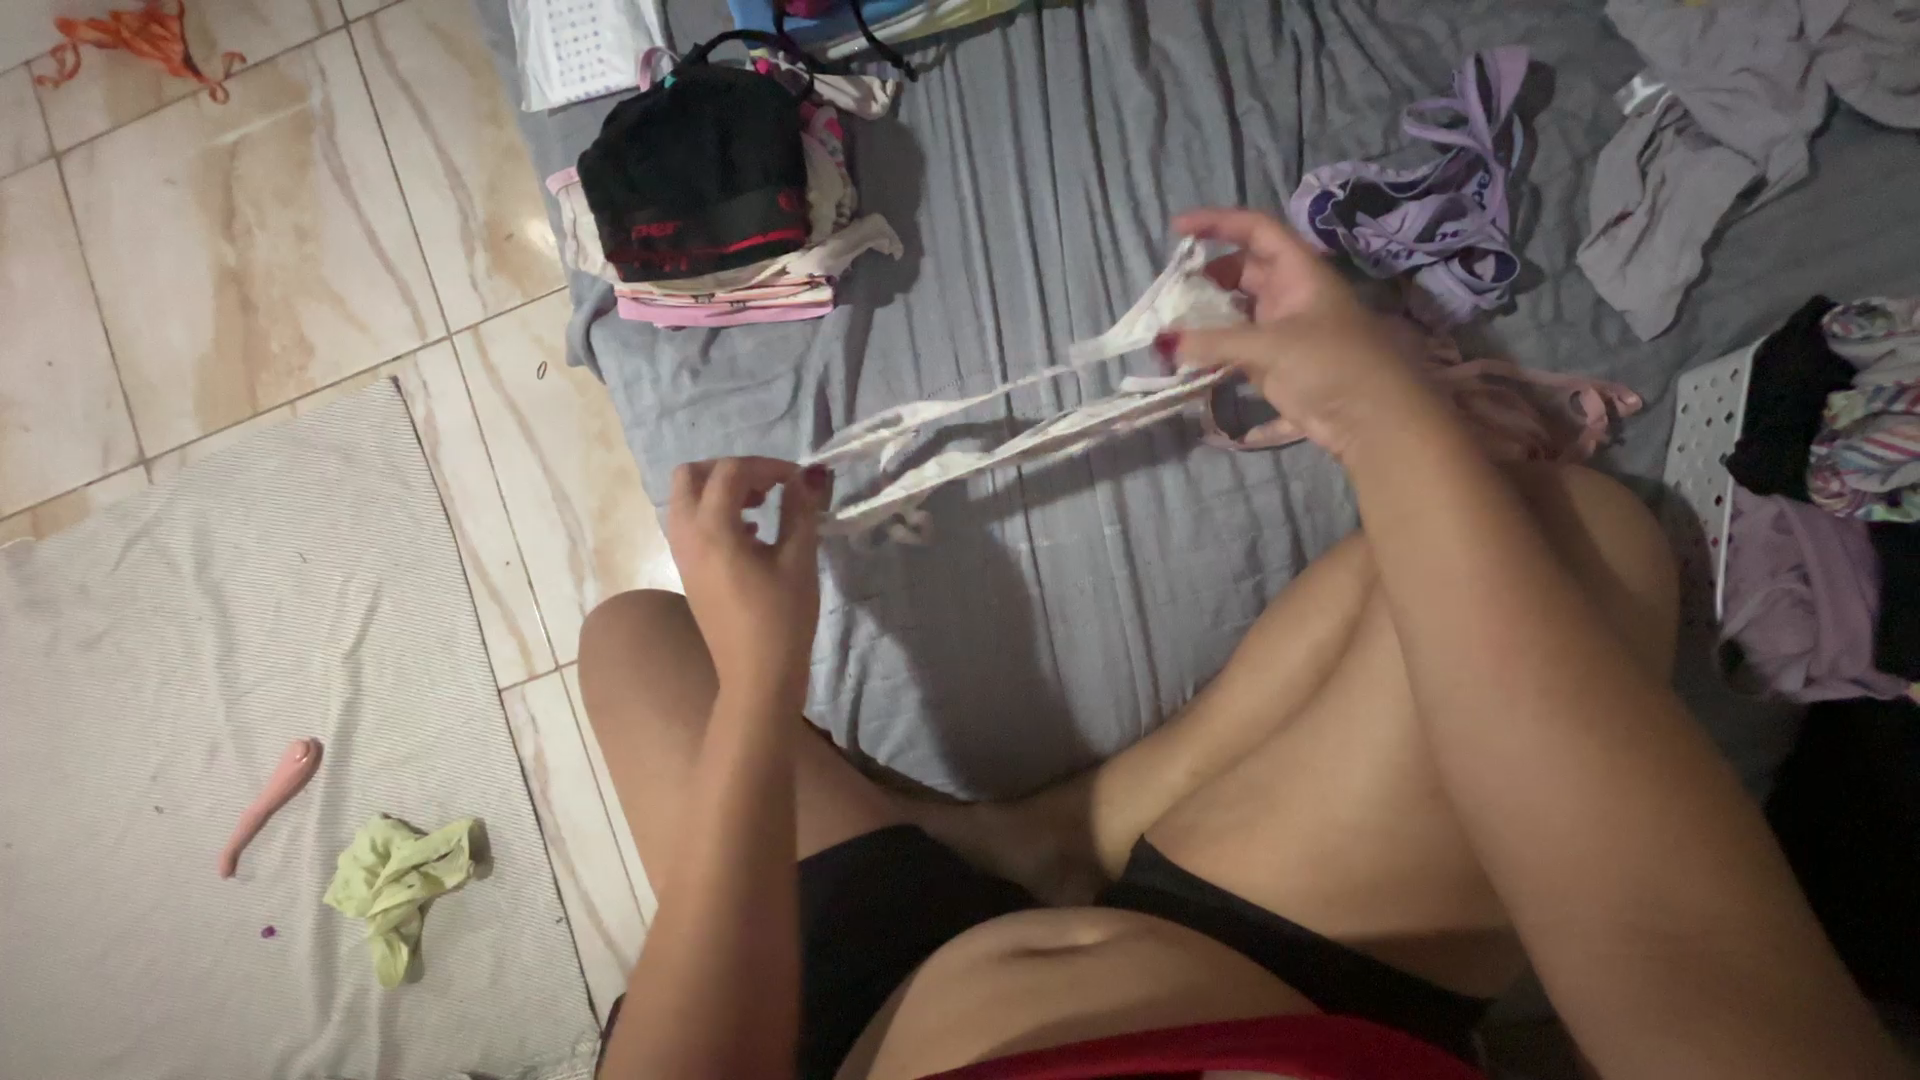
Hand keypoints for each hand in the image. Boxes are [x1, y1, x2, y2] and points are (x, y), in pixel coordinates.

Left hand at [667, 457, 830, 708]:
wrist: (757, 675)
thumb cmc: (782, 618)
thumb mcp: (799, 559)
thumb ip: (801, 509)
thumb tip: (810, 475)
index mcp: (713, 528)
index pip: (730, 471)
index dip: (767, 466)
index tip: (799, 481)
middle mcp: (687, 534)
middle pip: (691, 475)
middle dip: (731, 470)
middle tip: (769, 486)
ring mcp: (682, 554)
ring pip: (686, 499)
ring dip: (720, 491)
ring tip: (762, 507)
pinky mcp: (688, 571)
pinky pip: (690, 524)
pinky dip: (715, 514)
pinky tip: (752, 534)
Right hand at [1167, 207, 1431, 457]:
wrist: (1371, 418)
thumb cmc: (1332, 364)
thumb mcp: (1272, 346)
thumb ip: (1214, 342)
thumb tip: (1162, 342)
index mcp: (1298, 272)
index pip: (1255, 230)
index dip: (1217, 223)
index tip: (1177, 229)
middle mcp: (1288, 294)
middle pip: (1239, 272)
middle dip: (1204, 278)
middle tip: (1169, 294)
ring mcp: (1280, 331)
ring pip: (1234, 312)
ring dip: (1204, 318)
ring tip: (1168, 327)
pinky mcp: (1273, 365)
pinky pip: (1234, 349)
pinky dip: (1211, 353)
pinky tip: (1185, 363)